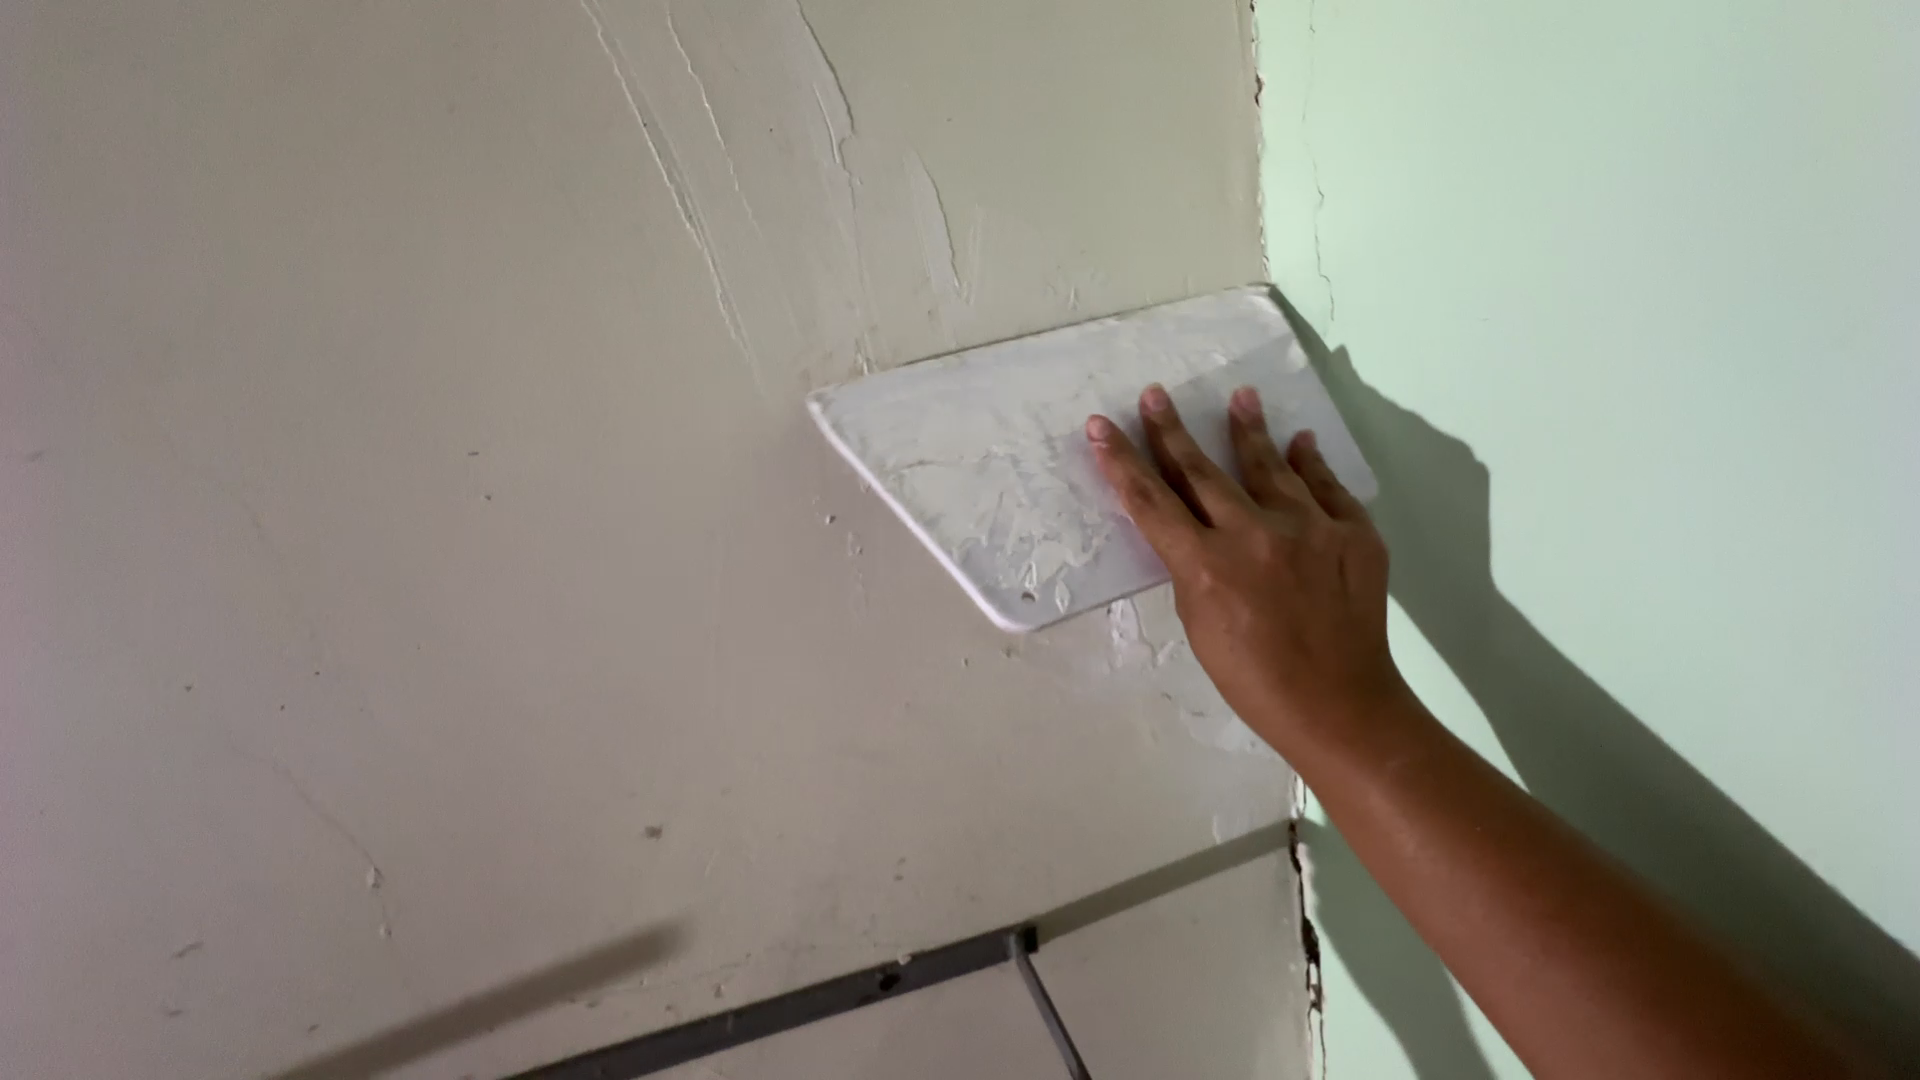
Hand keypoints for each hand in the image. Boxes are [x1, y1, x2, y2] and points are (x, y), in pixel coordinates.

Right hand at [1086, 384, 1407, 741]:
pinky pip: (1326, 488)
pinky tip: (1300, 441)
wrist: (1338, 704)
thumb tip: (1196, 525)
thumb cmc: (1251, 676)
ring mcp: (1309, 529)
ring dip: (1248, 429)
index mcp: (1205, 566)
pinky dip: (1310, 463)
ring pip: (1269, 465)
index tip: (1100, 427)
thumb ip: (1192, 566)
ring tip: (1241, 394)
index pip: (1150, 501)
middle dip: (1170, 431)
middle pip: (1201, 472)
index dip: (1120, 461)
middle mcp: (1254, 535)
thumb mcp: (1198, 622)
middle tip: (1156, 394)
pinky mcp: (1353, 533)